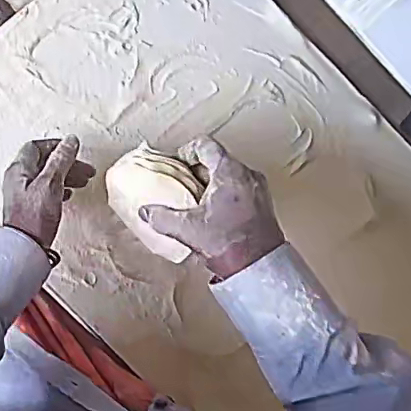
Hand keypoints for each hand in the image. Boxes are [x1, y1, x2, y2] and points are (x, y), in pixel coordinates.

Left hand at [2, 136, 92, 247]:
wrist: (25, 249)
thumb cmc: (33, 218)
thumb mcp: (51, 183)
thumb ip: (61, 160)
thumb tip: (69, 141)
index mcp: (19, 170)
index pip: (37, 147)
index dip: (56, 146)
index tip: (72, 149)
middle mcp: (18, 180)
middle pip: (44, 162)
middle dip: (66, 163)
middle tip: (84, 168)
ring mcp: (22, 194)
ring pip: (47, 177)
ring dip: (66, 175)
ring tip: (82, 181)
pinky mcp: (29, 208)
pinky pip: (46, 190)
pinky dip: (59, 188)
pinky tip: (67, 194)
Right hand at [140, 136, 285, 278]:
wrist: (259, 266)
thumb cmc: (228, 243)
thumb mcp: (187, 229)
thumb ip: (162, 218)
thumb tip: (145, 212)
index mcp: (229, 171)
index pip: (205, 144)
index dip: (187, 151)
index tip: (179, 165)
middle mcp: (247, 174)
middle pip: (218, 158)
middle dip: (199, 169)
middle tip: (185, 183)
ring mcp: (258, 188)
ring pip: (231, 172)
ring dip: (213, 181)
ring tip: (199, 200)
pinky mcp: (264, 203)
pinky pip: (242, 187)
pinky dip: (227, 192)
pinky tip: (216, 213)